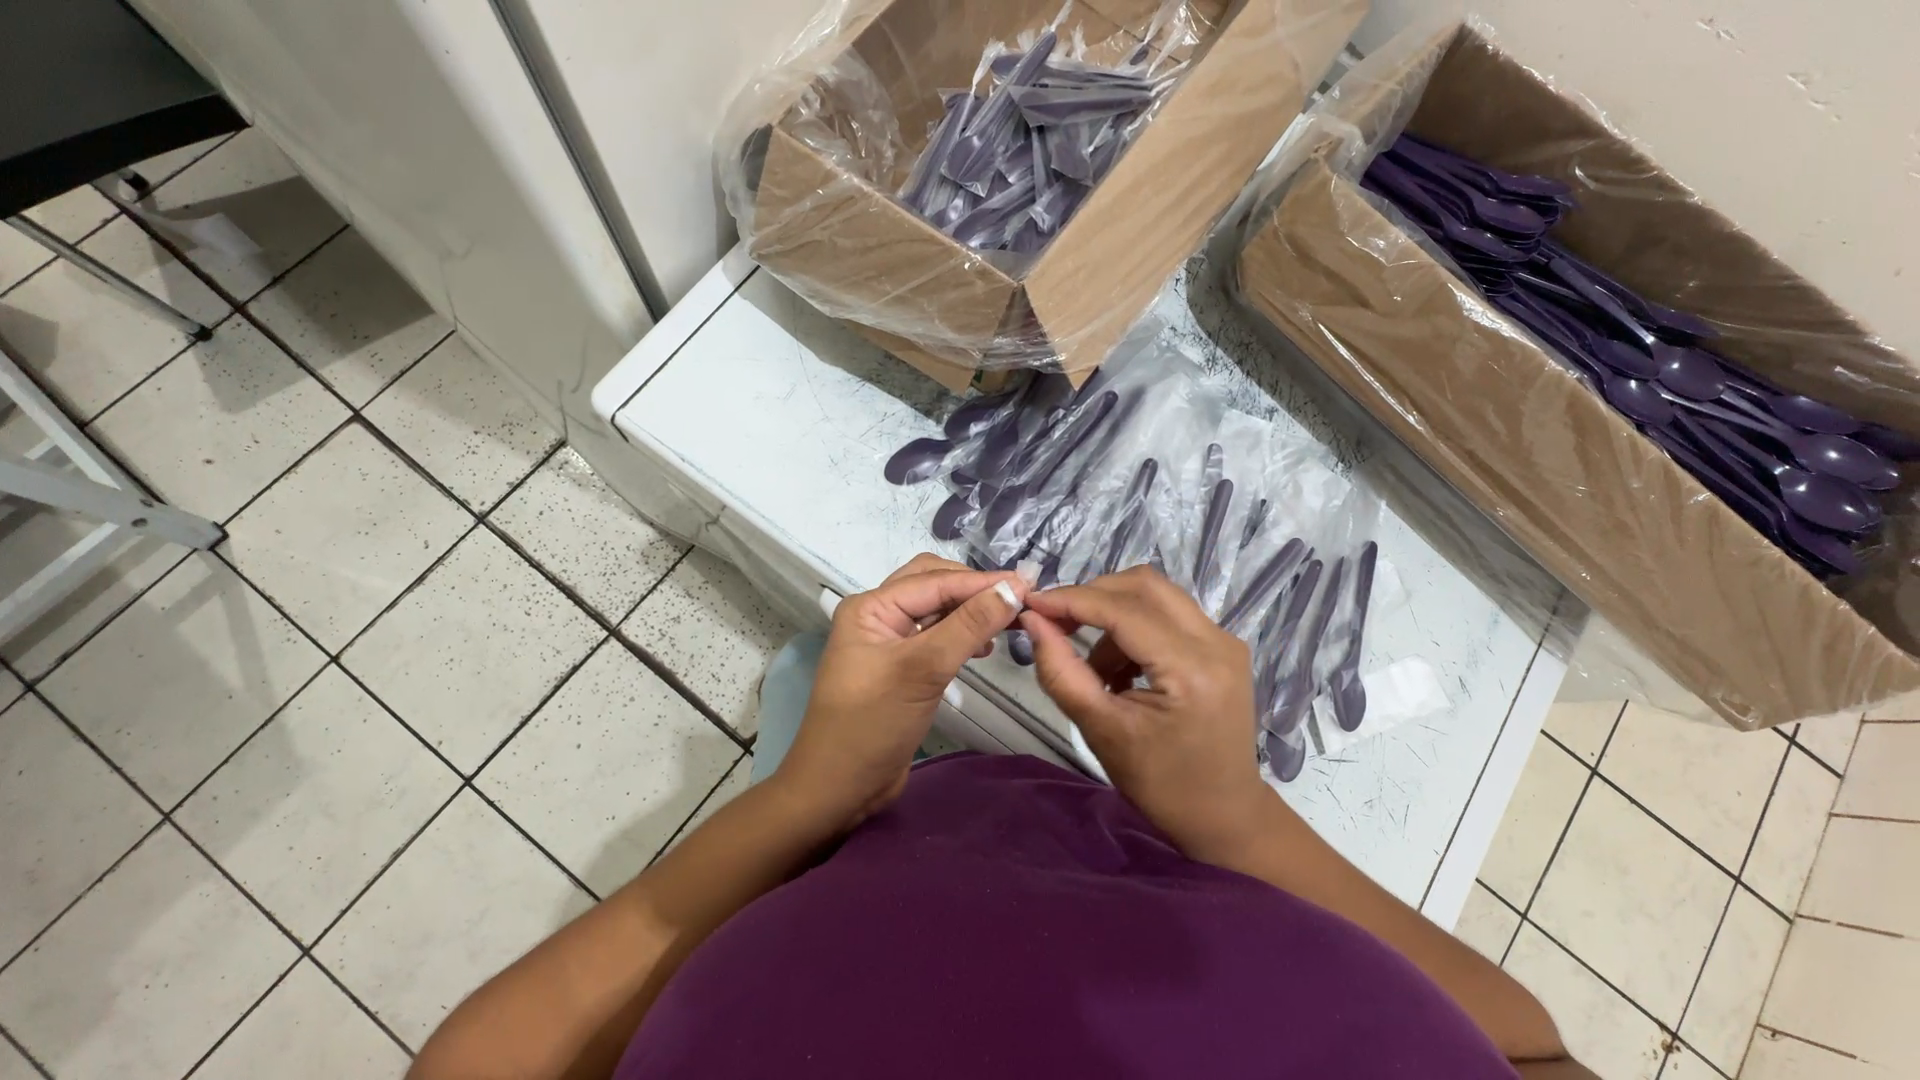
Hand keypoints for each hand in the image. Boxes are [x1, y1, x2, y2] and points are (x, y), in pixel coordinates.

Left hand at [775, 554, 1027, 829]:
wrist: (839, 789)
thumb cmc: (872, 725)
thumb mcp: (923, 670)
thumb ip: (969, 625)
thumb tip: (1013, 588)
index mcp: (871, 607)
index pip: (935, 581)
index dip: (983, 581)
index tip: (1031, 584)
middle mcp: (878, 617)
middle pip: (934, 586)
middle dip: (975, 590)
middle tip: (1021, 600)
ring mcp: (889, 644)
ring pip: (936, 611)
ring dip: (970, 612)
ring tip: (1010, 622)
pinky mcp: (901, 670)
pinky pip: (936, 638)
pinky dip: (962, 636)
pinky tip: (984, 647)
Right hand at [1021, 566, 1275, 863]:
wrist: (1222, 817)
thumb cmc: (1160, 784)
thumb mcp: (1102, 729)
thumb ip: (1062, 671)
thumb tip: (1032, 621)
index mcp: (1192, 669)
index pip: (1123, 610)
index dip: (1072, 600)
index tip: (1031, 604)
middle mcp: (1217, 642)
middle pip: (1144, 585)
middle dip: (1093, 596)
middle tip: (1057, 624)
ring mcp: (1225, 641)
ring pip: (1157, 596)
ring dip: (1114, 615)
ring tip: (1094, 669)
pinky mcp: (1223, 648)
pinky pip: (1170, 616)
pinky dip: (1135, 629)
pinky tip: (1121, 671)